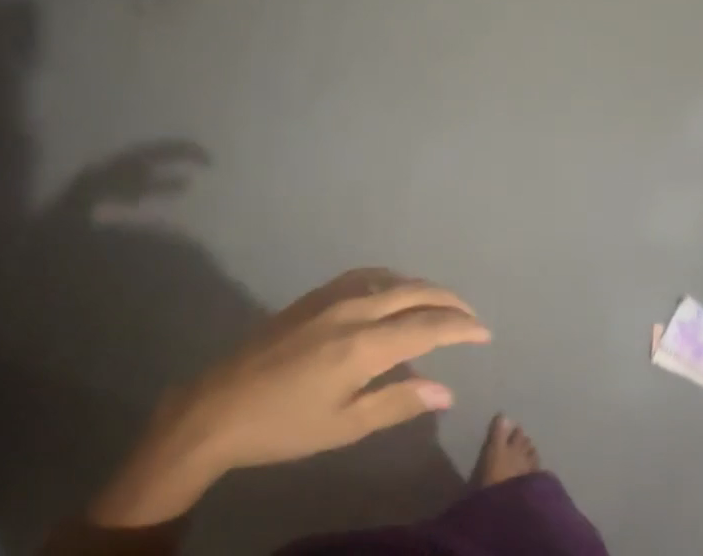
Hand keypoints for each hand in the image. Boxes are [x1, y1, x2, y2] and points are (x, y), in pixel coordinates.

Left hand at [88, 268, 489, 527]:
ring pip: (389, 279)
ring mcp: (329, 298)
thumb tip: (445, 389)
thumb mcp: (345, 425)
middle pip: (412, 293)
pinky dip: (391, 280)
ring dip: (421, 287)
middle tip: (471, 316)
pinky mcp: (311, 297)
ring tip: (439, 304)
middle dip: (448, 301)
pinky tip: (391, 292)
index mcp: (363, 344)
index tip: (484, 333)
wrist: (218, 406)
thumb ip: (398, 402)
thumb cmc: (285, 425)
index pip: (427, 326)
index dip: (460, 328)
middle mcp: (352, 309)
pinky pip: (364, 277)